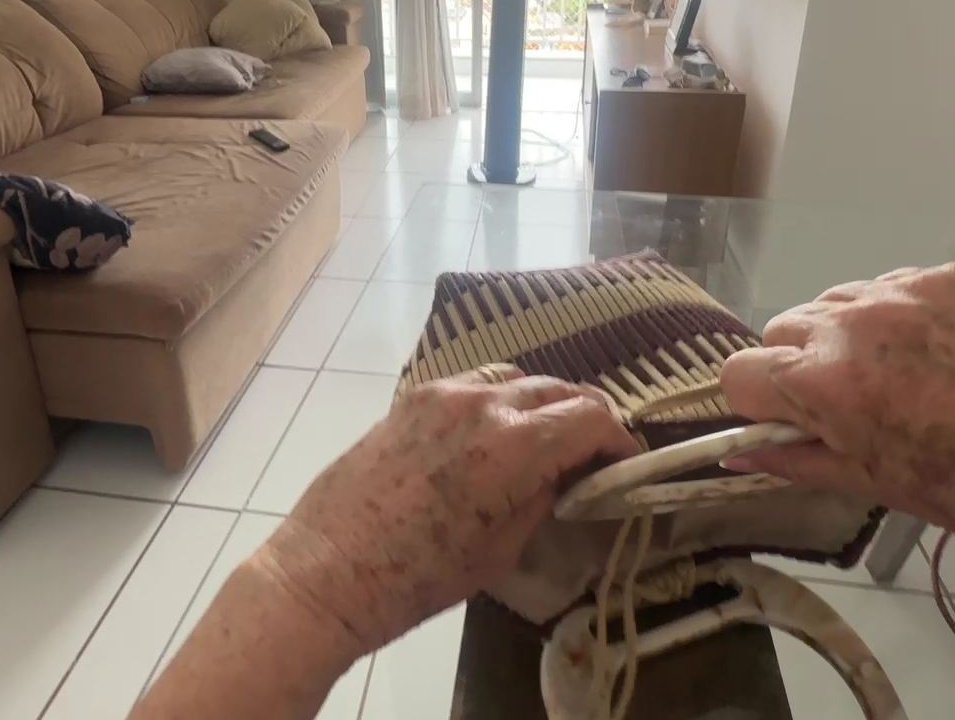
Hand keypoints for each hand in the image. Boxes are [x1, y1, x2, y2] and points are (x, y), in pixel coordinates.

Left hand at [252, 366, 637, 655]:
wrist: (329, 564)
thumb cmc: (418, 575)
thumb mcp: (500, 548)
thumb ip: (541, 496)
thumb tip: (567, 472)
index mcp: (514, 444)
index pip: (591, 418)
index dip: (620, 439)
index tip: (625, 462)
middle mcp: (485, 401)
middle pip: (559, 389)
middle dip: (587, 416)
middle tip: (594, 450)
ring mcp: (447, 391)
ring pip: (518, 377)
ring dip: (544, 402)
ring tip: (546, 436)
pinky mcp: (417, 394)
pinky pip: (476, 382)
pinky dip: (501, 398)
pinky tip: (495, 429)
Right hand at [716, 263, 954, 583]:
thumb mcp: (890, 490)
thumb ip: (802, 461)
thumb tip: (739, 456)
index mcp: (830, 383)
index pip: (738, 373)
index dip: (757, 405)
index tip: (791, 426)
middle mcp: (853, 322)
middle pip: (779, 329)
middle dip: (796, 367)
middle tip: (851, 407)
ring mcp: (905, 288)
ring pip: (832, 303)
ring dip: (842, 339)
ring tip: (904, 378)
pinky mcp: (952, 272)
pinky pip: (889, 288)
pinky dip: (895, 318)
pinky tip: (948, 355)